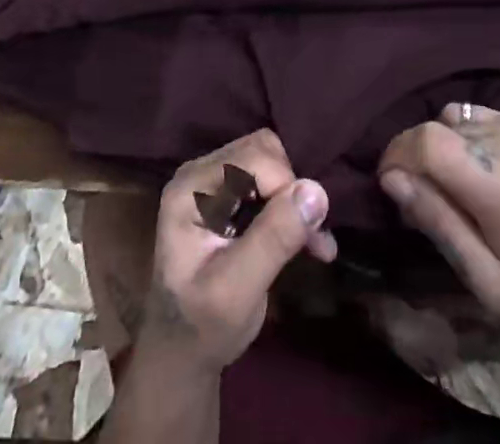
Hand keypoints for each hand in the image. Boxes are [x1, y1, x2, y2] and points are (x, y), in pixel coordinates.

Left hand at [137, 129, 336, 373]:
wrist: (183, 349)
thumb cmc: (203, 323)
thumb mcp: (238, 289)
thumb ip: (274, 238)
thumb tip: (316, 190)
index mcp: (190, 190)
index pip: (251, 158)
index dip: (286, 185)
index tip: (307, 230)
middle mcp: (198, 175)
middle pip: (261, 150)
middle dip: (294, 188)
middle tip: (314, 235)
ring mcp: (212, 183)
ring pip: (270, 161)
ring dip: (296, 198)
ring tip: (315, 243)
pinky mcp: (228, 196)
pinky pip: (269, 179)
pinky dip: (292, 205)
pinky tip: (310, 241)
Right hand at [378, 104, 499, 352]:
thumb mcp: (488, 285)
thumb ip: (439, 225)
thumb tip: (391, 179)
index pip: (432, 143)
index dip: (397, 157)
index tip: (391, 187)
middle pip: (433, 129)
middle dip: (410, 159)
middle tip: (418, 200)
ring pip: (445, 121)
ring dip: (433, 150)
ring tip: (448, 188)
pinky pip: (466, 114)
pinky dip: (455, 136)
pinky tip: (470, 168)